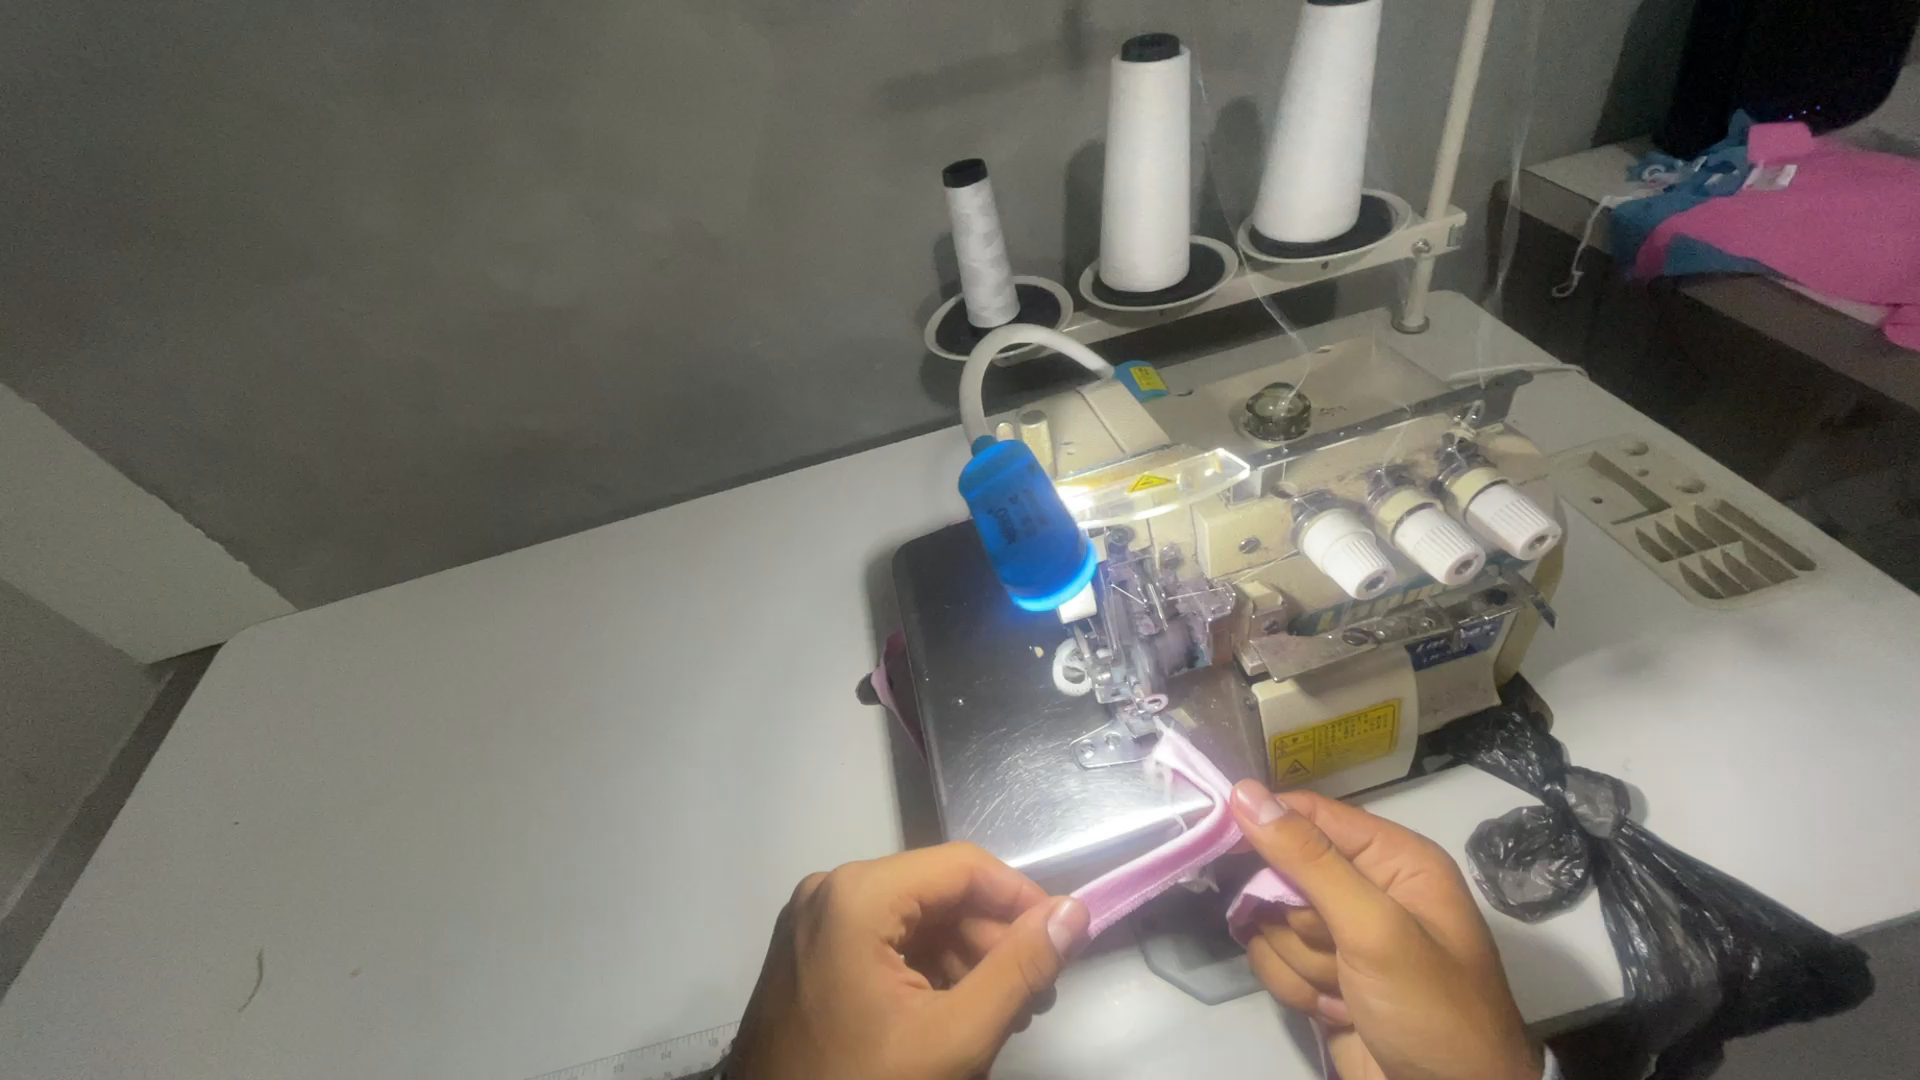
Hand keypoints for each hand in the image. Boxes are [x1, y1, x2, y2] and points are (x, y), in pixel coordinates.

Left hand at [728, 842, 1090, 1079]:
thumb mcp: (952, 1038)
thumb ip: (1019, 971)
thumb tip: (1073, 914)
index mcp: (857, 894)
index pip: (963, 867)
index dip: (1020, 897)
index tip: (1063, 938)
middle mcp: (831, 890)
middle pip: (938, 894)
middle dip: (992, 940)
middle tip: (1037, 992)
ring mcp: (815, 921)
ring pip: (914, 920)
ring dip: (965, 959)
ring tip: (1006, 1011)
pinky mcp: (810, 952)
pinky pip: (884, 942)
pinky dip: (927, 971)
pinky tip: (958, 1011)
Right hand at [1229, 781, 1542, 1079]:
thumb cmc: (1432, 1013)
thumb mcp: (1374, 928)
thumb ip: (1308, 859)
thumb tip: (1243, 791)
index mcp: (1392, 858)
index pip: (1306, 813)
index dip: (1265, 828)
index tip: (1227, 847)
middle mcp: (1365, 885)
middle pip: (1280, 869)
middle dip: (1296, 918)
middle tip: (1333, 948)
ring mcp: (1340, 931)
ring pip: (1270, 917)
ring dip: (1298, 959)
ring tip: (1344, 990)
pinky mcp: (1320, 970)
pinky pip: (1271, 955)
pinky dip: (1295, 986)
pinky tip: (1335, 1010)